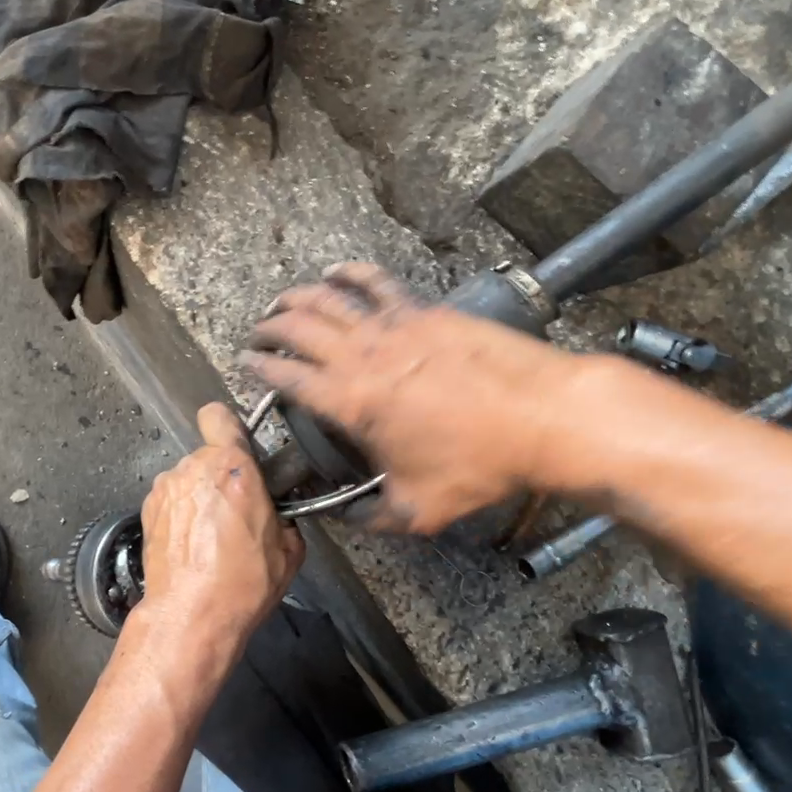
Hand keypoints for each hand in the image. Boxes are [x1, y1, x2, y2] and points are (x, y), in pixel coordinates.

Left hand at [131, 404, 305, 656]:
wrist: (191, 614)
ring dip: (200, 497)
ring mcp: (166, 490)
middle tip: (236, 512)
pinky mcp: (148, 511)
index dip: (228, 427)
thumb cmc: (241, 583)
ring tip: (212, 536)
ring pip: (188, 480)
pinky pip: (172, 501)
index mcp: (233, 468)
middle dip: (221, 477)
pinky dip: (181, 515)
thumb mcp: (289, 550)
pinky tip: (192, 544)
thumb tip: (279, 514)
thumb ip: (284, 516)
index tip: (238, 445)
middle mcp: (194, 469)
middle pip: (208, 456)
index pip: (219, 417)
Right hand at [242, 261, 596, 533]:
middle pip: (297, 328)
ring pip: (327, 298)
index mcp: (351, 403)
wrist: (546, 418)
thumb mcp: (417, 509)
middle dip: (267, 330)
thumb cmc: (482, 464)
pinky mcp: (425, 310)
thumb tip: (345, 519)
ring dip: (295, 298)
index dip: (258, 369)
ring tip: (280, 303)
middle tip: (257, 336)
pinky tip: (336, 272)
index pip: (286, 377)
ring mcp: (394, 327)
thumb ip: (369, 517)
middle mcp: (363, 357)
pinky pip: (375, 282)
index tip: (246, 366)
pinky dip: (349, 273)